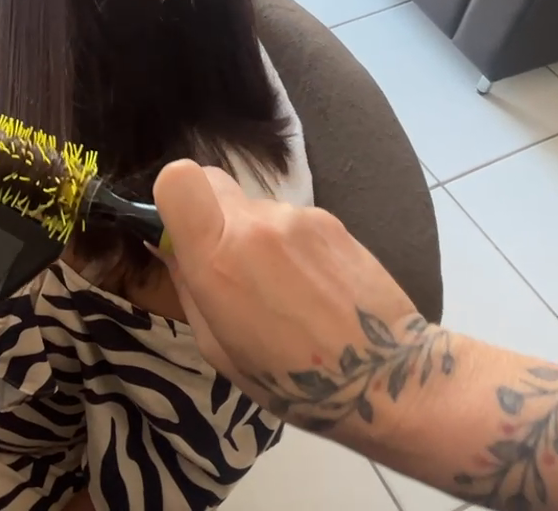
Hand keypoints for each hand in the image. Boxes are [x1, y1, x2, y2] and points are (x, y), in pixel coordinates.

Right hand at [153, 160, 421, 419]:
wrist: (389, 376)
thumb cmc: (291, 380)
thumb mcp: (218, 347)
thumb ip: (188, 285)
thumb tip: (169, 246)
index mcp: (217, 259)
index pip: (176, 178)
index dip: (170, 195)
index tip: (179, 226)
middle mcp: (253, 224)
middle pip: (210, 178)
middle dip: (208, 209)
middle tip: (226, 255)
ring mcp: (295, 216)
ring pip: (252, 204)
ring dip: (253, 233)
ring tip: (282, 286)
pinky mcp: (329, 218)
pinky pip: (288, 218)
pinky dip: (289, 242)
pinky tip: (312, 283)